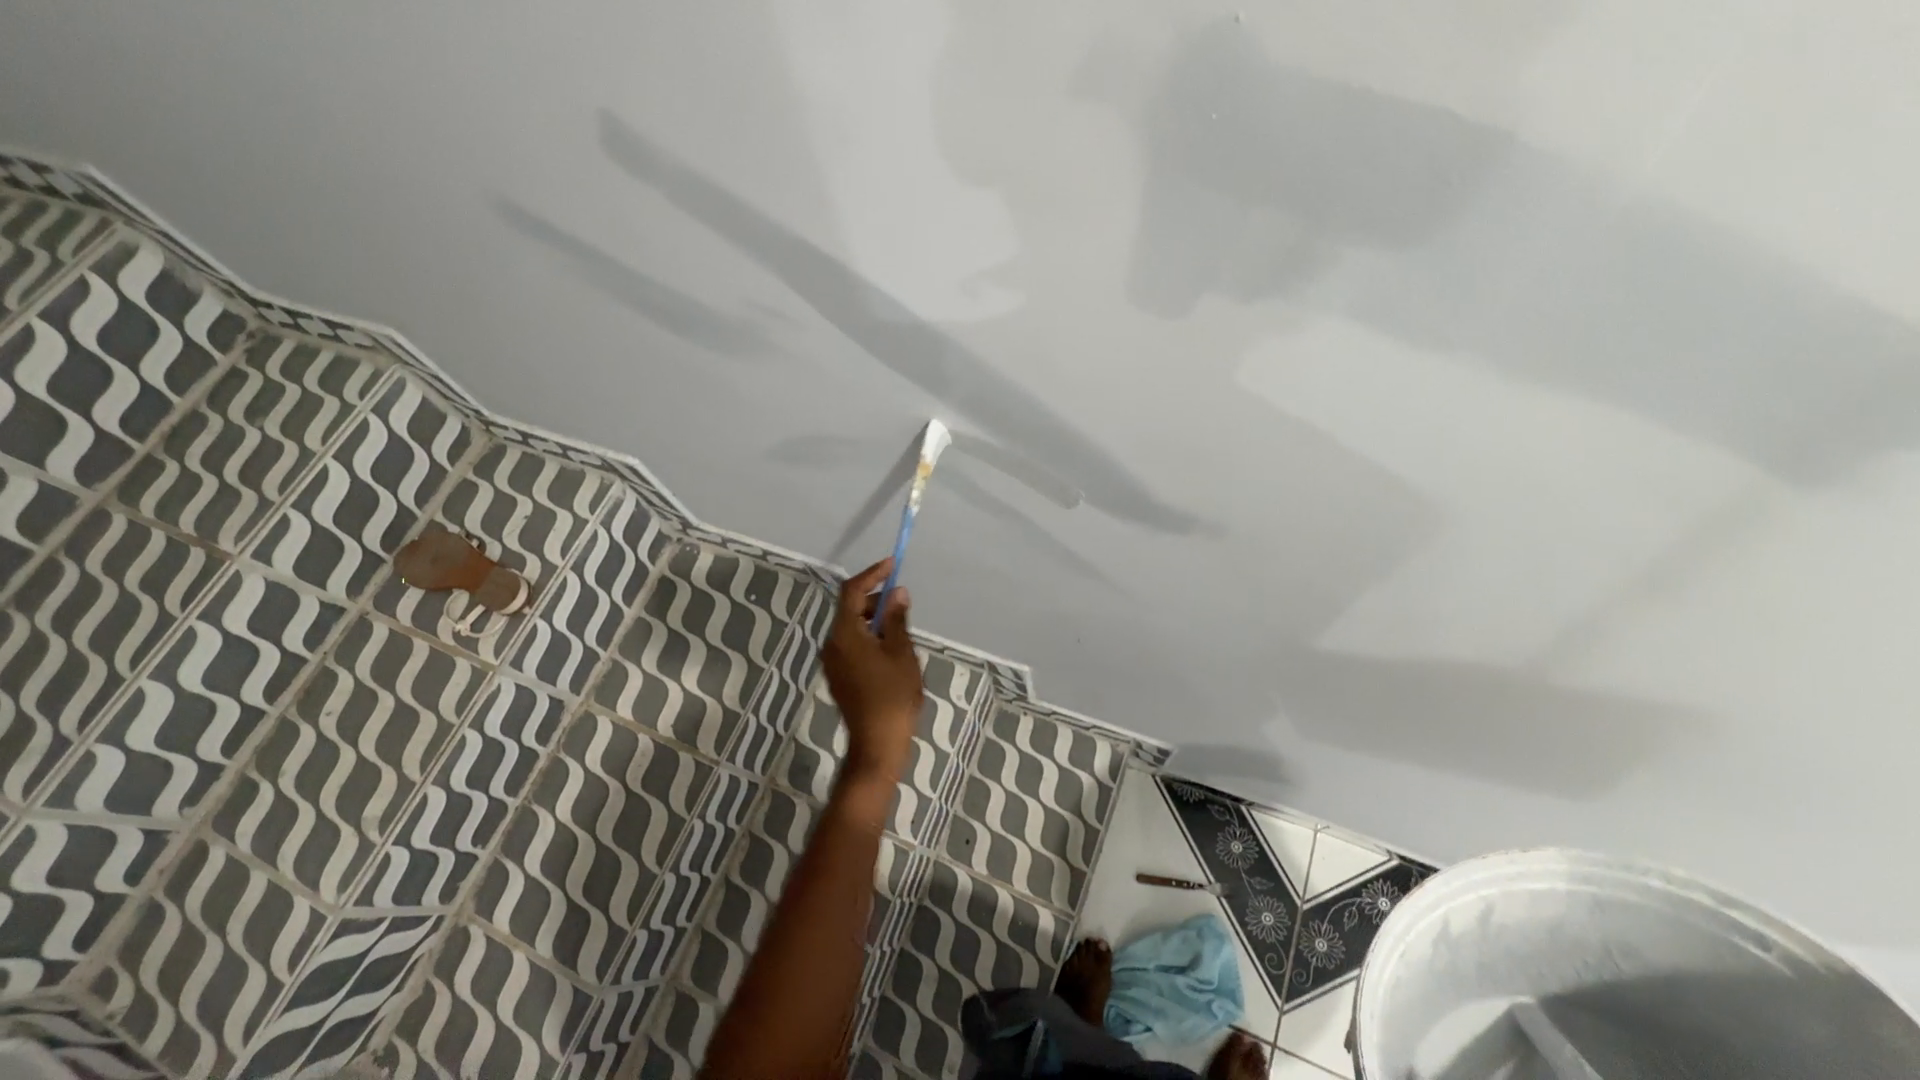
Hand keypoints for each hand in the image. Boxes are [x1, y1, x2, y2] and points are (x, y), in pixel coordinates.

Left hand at [820, 558, 923, 779]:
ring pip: (851, 629)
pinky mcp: (838, 677)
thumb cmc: (893, 696)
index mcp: (845, 634)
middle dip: (874, 600)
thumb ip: (897, 620)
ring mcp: (832, 662)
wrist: (877, 743)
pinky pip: (851, 646)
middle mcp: (831, 644)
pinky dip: (868, 638)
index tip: (892, 564)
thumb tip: (897, 593)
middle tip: (902, 604)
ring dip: (873, 621)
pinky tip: (890, 651)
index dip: (872, 574)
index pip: (851, 591)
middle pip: (849, 609)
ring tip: (900, 630)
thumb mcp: (901, 653)